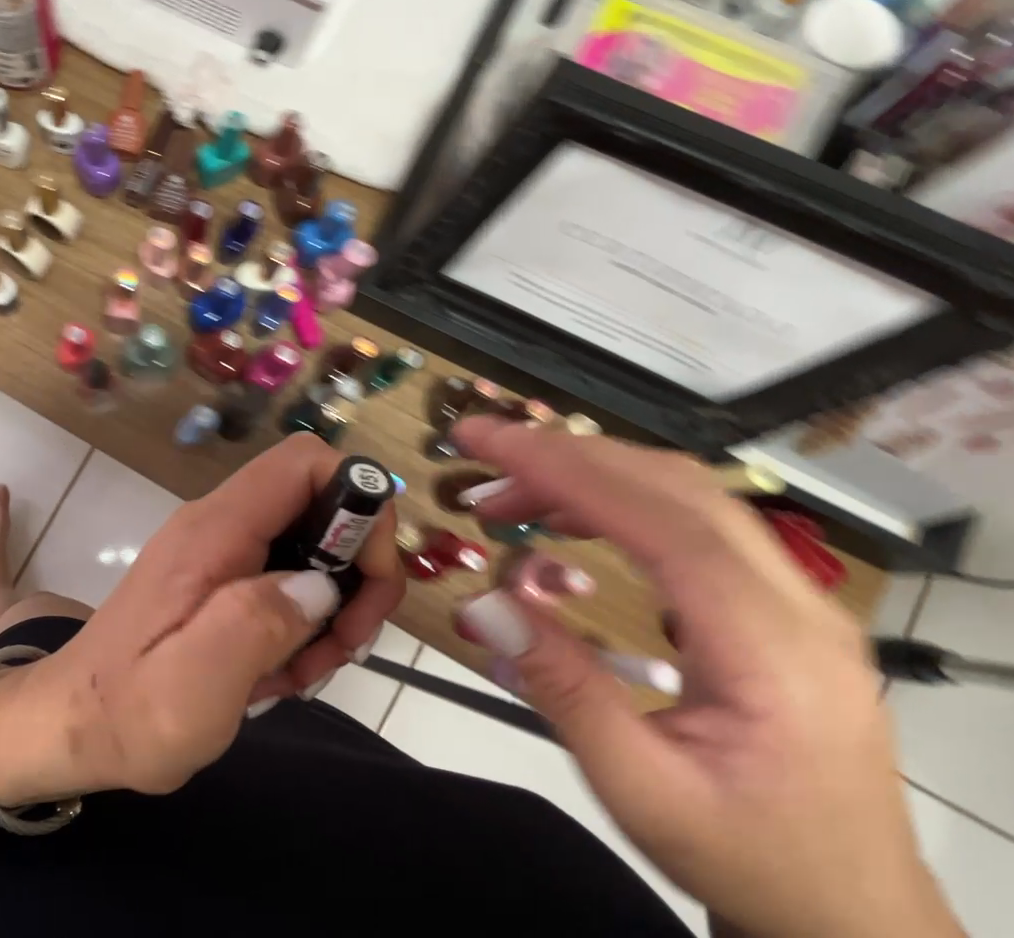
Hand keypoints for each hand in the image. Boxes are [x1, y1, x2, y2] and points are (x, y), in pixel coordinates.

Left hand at [0, 433, 403, 800]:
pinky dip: (301, 626)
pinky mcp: (215, 585)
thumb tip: (323, 585)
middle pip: (319, 508)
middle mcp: (217, 529)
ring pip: (309, 552)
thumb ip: (258, 622)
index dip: (360, 503)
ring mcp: (216, 555)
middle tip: (343, 648)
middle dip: (355, 575)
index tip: (369, 582)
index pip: (305, 463)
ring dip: (330, 612)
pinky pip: (283, 584)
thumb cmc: (128, 711)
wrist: (73, 725)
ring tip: (302, 673)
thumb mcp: (196, 681)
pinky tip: (279, 673)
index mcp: (213, 532)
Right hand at [448, 416, 960, 937]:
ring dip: (595, 475)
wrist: (851, 911)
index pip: (661, 519)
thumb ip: (564, 689)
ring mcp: (796, 603)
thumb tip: (487, 603)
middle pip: (678, 488)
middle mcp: (796, 605)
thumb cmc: (747, 855)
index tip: (485, 440)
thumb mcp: (641, 789)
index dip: (564, 467)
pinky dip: (625, 502)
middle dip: (569, 457)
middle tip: (480, 460)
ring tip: (511, 497)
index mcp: (768, 646)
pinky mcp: (778, 611)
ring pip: (691, 498)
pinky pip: (699, 527)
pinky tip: (576, 523)